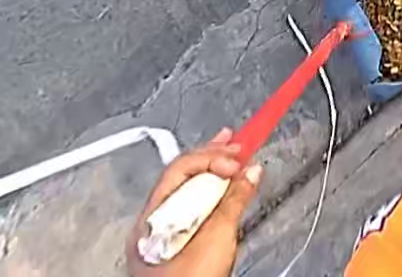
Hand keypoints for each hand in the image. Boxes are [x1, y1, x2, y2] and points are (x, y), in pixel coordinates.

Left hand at [126, 129, 263, 276]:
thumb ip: (234, 200)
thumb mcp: (217, 239)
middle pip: (182, 178)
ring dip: (214, 175)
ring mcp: (162, 243)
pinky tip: (226, 194)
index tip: (240, 152)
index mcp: (151, 219)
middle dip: (212, 158)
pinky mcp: (176, 257)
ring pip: (187, 196)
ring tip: (235, 161)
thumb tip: (250, 171)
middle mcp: (151, 228)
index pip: (182, 168)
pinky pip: (191, 215)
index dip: (213, 155)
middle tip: (238, 143)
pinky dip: (212, 199)